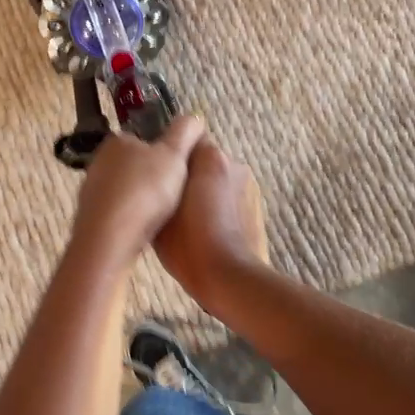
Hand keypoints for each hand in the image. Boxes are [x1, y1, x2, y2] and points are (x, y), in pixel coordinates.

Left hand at [66, 116, 206, 270]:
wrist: (109, 238)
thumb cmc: (145, 190)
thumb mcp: (175, 155)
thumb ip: (185, 132)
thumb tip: (194, 118)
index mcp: (117, 140)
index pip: (144, 139)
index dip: (165, 151)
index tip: (180, 168)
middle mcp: (99, 161)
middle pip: (135, 165)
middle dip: (153, 176)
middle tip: (176, 192)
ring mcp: (91, 190)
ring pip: (126, 190)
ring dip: (142, 199)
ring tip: (163, 214)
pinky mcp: (89, 217)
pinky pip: (117, 212)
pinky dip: (131, 218)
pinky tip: (144, 230)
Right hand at [154, 138, 266, 302]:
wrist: (227, 276)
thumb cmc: (187, 242)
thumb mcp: (160, 210)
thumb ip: (160, 183)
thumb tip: (156, 176)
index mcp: (210, 157)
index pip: (189, 138)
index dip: (173, 155)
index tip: (161, 173)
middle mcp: (234, 164)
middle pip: (205, 160)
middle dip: (190, 174)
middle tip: (171, 199)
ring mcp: (249, 186)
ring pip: (218, 179)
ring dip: (206, 190)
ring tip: (190, 219)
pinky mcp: (257, 208)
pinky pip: (231, 198)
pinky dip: (220, 207)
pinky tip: (209, 229)